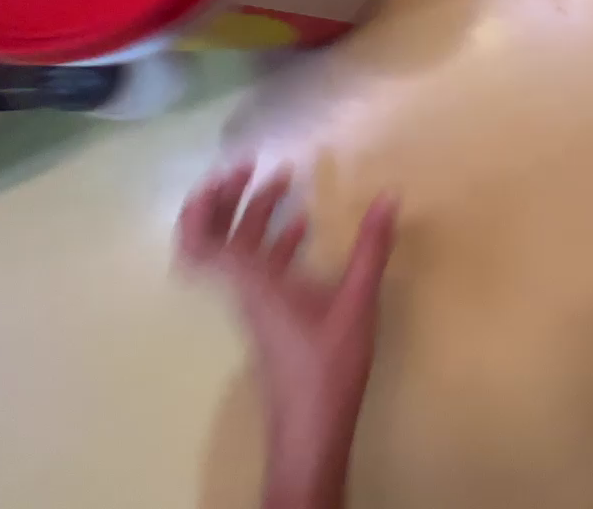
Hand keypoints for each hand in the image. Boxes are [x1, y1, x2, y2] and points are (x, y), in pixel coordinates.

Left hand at [177, 160, 398, 508]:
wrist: (312, 426)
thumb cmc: (329, 365)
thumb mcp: (357, 302)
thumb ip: (371, 248)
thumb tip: (388, 196)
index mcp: (255, 285)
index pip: (204, 246)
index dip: (204, 208)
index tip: (229, 173)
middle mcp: (246, 291)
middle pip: (212, 242)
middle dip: (225, 200)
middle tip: (254, 167)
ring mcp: (256, 303)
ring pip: (238, 252)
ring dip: (251, 215)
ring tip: (283, 182)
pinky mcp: (272, 314)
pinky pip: (260, 267)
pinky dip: (273, 240)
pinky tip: (301, 226)